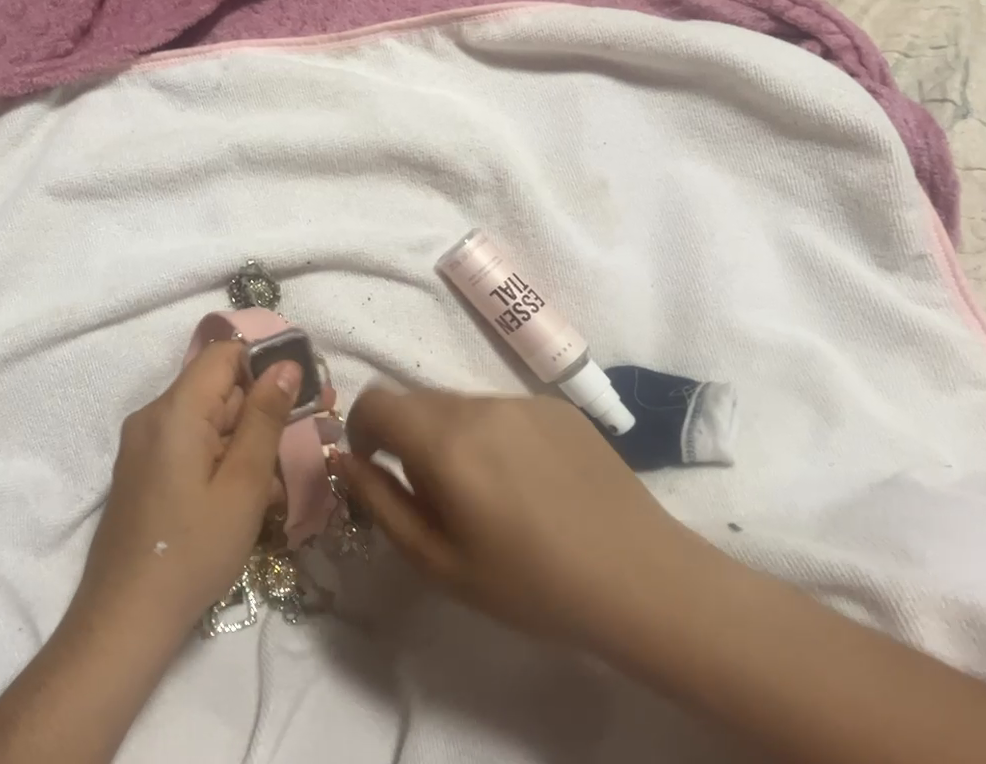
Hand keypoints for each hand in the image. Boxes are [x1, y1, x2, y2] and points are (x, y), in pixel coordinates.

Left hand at [66, 341, 298, 644]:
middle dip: (268, 405)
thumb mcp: (243, 484)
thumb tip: (285, 365)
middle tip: (320, 428)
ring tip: (297, 466)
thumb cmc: (193, 550)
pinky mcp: (146, 473)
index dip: (268, 362)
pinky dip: (227, 458)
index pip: (224, 354)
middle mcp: (154, 417)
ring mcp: (145, 447)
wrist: (126, 617)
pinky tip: (260, 490)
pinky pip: (193, 447)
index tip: (308, 387)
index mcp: (174, 410)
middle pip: (219, 389)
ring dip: (252, 438)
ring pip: (210, 422)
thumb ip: (264, 418)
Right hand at [335, 388, 690, 644]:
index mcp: (444, 442)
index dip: (360, 430)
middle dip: (406, 438)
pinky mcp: (558, 407)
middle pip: (416, 401)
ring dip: (451, 436)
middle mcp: (479, 406)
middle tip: (432, 493)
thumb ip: (379, 502)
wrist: (639, 579)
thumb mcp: (437, 561)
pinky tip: (528, 483)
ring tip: (487, 492)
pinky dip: (493, 435)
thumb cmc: (529, 584)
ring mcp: (523, 401)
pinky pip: (503, 411)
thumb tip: (346, 460)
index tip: (375, 468)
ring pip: (460, 405)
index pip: (375, 403)